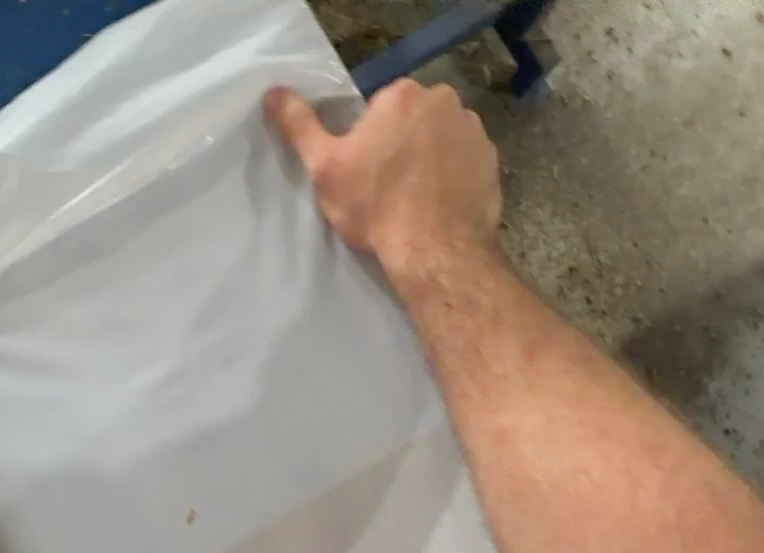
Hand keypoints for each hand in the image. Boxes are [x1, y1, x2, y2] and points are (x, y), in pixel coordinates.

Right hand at [266, 79, 501, 274]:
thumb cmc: (374, 206)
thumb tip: (273, 93)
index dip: (365, 143)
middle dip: (398, 147)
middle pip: (410, 122)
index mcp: (401, 95)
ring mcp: (473, 129)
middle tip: (383, 190)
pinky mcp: (491, 160)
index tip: (361, 173)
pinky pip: (462, 163)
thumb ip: (300, 127)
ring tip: (410, 202)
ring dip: (425, 162)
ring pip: (438, 141)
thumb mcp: (324, 169)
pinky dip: (449, 179)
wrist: (432, 248)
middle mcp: (443, 100)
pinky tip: (434, 208)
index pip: (377, 111)